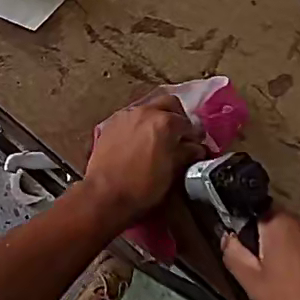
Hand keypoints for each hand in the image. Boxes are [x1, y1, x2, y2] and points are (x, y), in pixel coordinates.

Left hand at [81, 94, 203, 227]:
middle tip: (179, 135)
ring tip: (158, 140)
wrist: (104, 195)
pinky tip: (139, 142)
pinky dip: (139, 126)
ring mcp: (126, 116)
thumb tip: (196, 148)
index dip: (195, 136)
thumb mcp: (172, 172)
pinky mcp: (110, 124)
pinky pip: (131, 119)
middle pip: (169, 104)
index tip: (196, 146)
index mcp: (165, 122)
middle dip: (177, 117)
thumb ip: (187, 153)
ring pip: (148, 109)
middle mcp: (145, 112)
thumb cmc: (142, 186)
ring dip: (157, 120)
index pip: (188, 124)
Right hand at [222, 211, 299, 299]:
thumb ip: (233, 254)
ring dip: (279, 259)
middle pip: (271, 225)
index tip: (238, 249)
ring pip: (288, 243)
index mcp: (281, 224)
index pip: (252, 209)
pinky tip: (295, 296)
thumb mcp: (252, 285)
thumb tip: (227, 239)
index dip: (241, 229)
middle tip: (255, 274)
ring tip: (277, 290)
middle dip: (260, 245)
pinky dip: (296, 270)